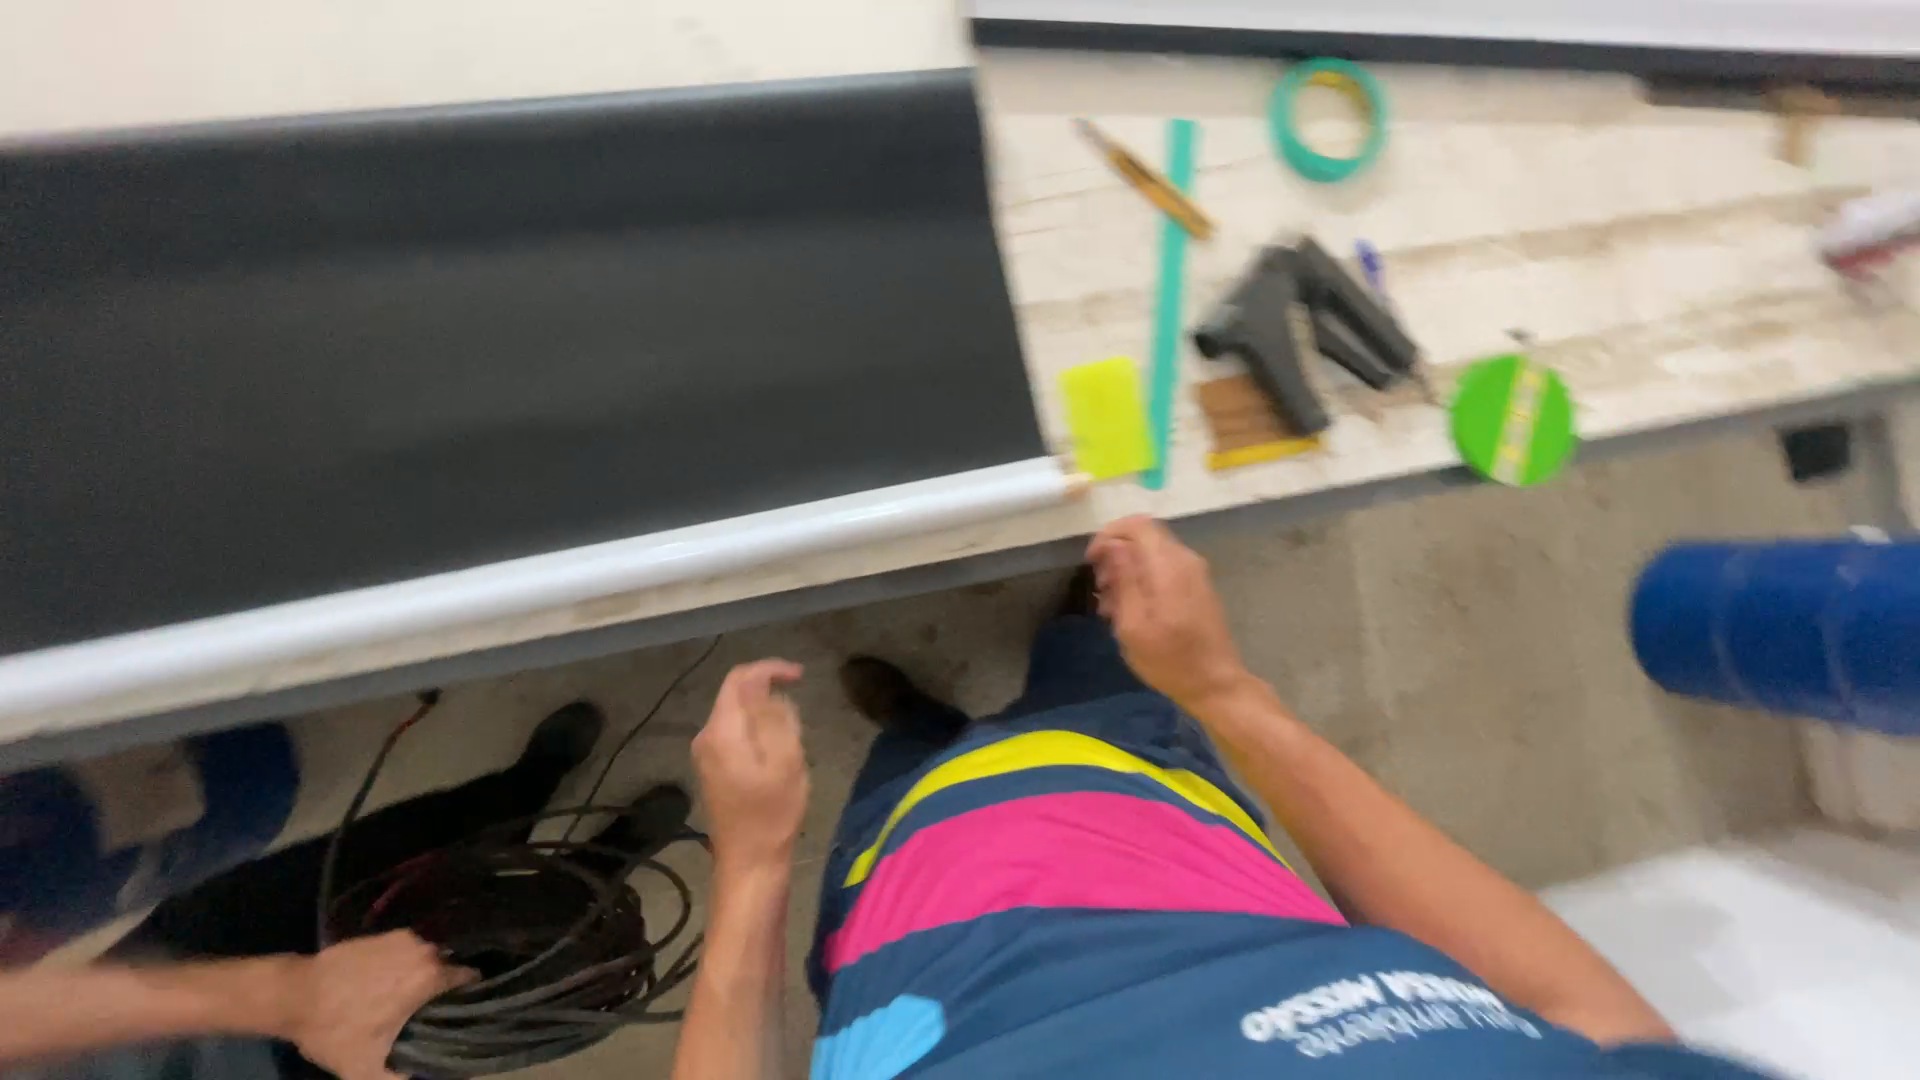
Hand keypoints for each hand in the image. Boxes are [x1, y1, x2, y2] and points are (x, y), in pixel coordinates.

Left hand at [285, 931, 472, 1079]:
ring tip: (403, 993)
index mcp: (432, 977)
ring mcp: (410, 938)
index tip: (460, 1009)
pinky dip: (405, 963)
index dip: (470, 995)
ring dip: (423, 974)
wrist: (294, 995)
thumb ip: (401, 1076)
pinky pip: (412, 949)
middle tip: (423, 1007)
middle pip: (451, 968)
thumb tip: (429, 1076)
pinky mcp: (392, 932)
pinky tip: (385, 979)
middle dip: (441, 986)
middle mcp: (429, 951)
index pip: (471, 978)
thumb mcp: (365, 1067)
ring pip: (431, 958)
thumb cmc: (335, 1030)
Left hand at [692, 659, 809, 871]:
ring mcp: (705, 754)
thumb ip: (776, 717)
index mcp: (722, 731)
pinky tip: (776, 753)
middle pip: (736, 695)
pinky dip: (756, 730)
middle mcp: (706, 736)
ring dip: (765, 714)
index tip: (801, 676)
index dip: (770, 668)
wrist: (749, 862)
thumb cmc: (772, 813)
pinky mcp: (711, 768)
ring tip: (792, 737)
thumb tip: (769, 690)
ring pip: (737, 715)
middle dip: (770, 692)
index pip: (740, 678)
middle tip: (800, 710)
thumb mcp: (786, 760)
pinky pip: (734, 733)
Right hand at [1086, 516, 1255, 712]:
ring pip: (1151, 552)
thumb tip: (1112, 546)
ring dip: (1127, 570)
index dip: (1108, 535)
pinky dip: (1143, 579)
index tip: (1091, 562)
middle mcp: (1185, 560)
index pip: (1136, 525)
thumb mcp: (1133, 625)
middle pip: (1143, 536)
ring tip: (1112, 607)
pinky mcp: (1197, 585)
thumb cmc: (1169, 660)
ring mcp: (1194, 572)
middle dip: (1115, 555)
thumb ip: (1123, 580)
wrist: (1216, 684)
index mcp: (1168, 566)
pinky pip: (1163, 567)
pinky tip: (1132, 610)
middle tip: (1101, 590)